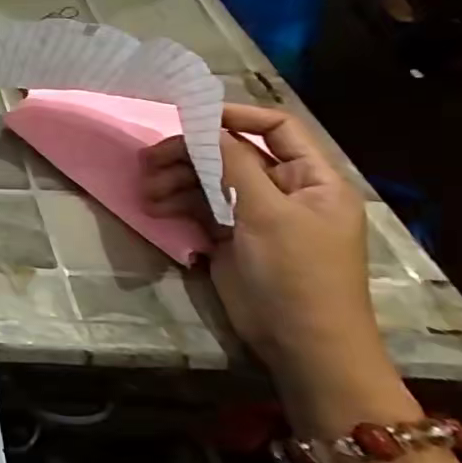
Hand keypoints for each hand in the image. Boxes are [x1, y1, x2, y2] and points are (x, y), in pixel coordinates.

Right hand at [141, 104, 376, 381]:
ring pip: (211, 180)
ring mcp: (257, 214)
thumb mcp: (268, 213)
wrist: (302, 345)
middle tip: (151, 158)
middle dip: (191, 154)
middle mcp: (286, 190)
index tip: (192, 116)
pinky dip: (178, 203)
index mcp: (313, 179)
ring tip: (148, 190)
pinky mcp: (233, 236)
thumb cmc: (297, 273)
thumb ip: (236, 164)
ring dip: (177, 179)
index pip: (277, 128)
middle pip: (232, 154)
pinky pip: (202, 206)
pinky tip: (156, 208)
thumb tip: (209, 126)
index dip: (237, 116)